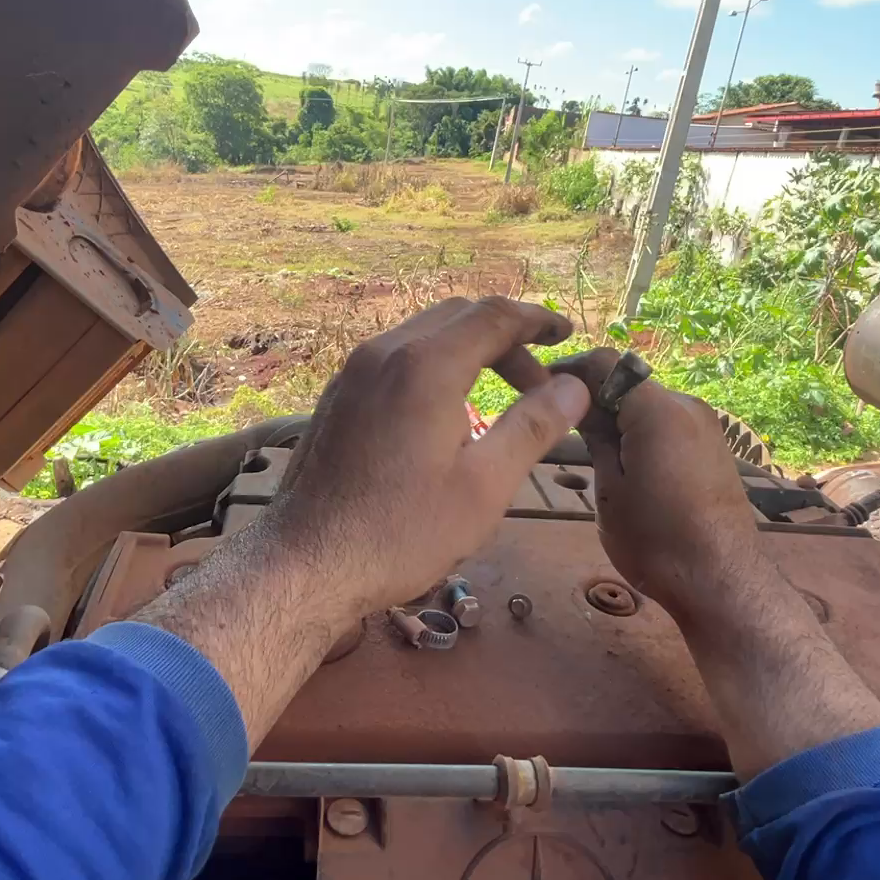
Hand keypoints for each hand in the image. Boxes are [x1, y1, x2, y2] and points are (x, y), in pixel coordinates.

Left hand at [261, 296, 591, 638]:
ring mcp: (352, 372)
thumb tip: (574, 387)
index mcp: (425, 365)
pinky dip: (433, 367)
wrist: (305, 563)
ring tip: (496, 402)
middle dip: (506, 341)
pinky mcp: (336, 396)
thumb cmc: (401, 531)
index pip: (493, 316)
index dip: (536, 320)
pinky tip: (443, 414)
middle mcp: (384, 352)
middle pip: (458, 317)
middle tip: (537, 388)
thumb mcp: (484, 487)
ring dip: (468, 353)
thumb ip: (532, 428)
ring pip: (423, 335)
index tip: (567, 335)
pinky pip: (395, 358)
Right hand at [550, 348, 767, 613]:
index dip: (568, 371)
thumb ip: (594, 434)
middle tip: (556, 424)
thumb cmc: (655, 540)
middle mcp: (687, 405)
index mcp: (659, 411)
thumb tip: (574, 400)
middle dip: (590, 394)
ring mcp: (704, 424)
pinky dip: (637, 427)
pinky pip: (664, 420)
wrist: (719, 581)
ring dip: (614, 412)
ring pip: (645, 400)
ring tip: (585, 445)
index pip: (605, 363)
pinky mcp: (711, 443)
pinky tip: (621, 458)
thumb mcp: (610, 488)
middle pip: (626, 379)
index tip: (538, 392)